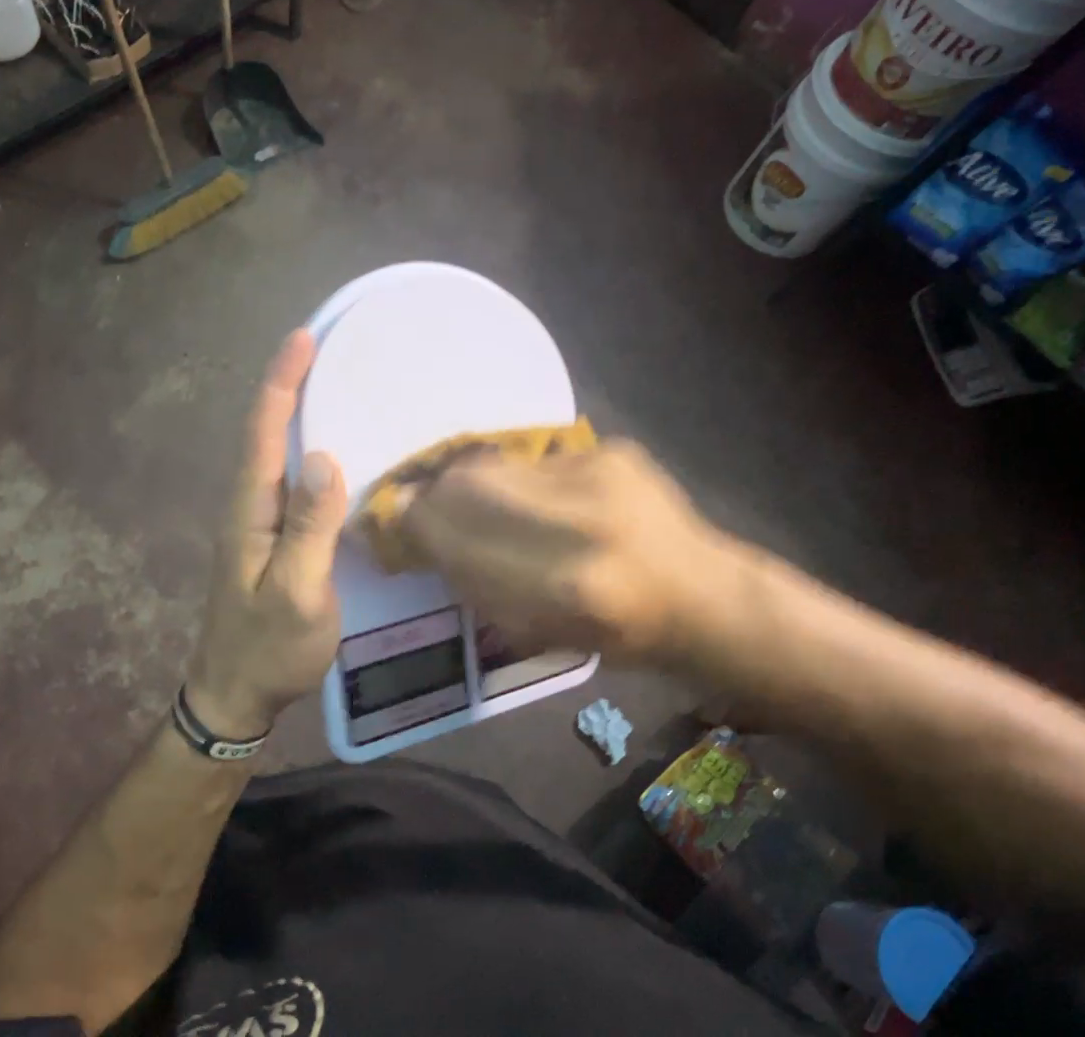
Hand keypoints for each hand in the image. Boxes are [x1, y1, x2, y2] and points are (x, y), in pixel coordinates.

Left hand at [186, 331, 347, 737]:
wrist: (234, 694)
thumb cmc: (267, 648)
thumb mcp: (297, 592)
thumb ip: (311, 528)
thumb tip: (325, 458)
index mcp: (250, 511)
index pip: (262, 433)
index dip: (281, 384)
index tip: (303, 338)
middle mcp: (250, 508)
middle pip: (265, 434)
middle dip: (289, 386)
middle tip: (324, 348)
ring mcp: (259, 526)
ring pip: (277, 457)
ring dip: (297, 415)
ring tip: (332, 384)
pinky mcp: (273, 543)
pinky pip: (291, 485)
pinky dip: (307, 454)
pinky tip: (333, 454)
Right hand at [400, 441, 739, 665]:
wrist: (700, 595)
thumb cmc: (615, 634)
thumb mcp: (534, 628)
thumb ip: (471, 578)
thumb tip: (411, 528)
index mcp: (562, 587)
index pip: (456, 537)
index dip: (410, 525)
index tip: (385, 528)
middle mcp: (581, 523)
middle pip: (468, 486)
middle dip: (430, 495)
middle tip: (414, 505)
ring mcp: (600, 476)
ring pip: (496, 463)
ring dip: (466, 481)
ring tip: (462, 497)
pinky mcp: (611, 449)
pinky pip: (532, 456)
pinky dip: (513, 476)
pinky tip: (524, 494)